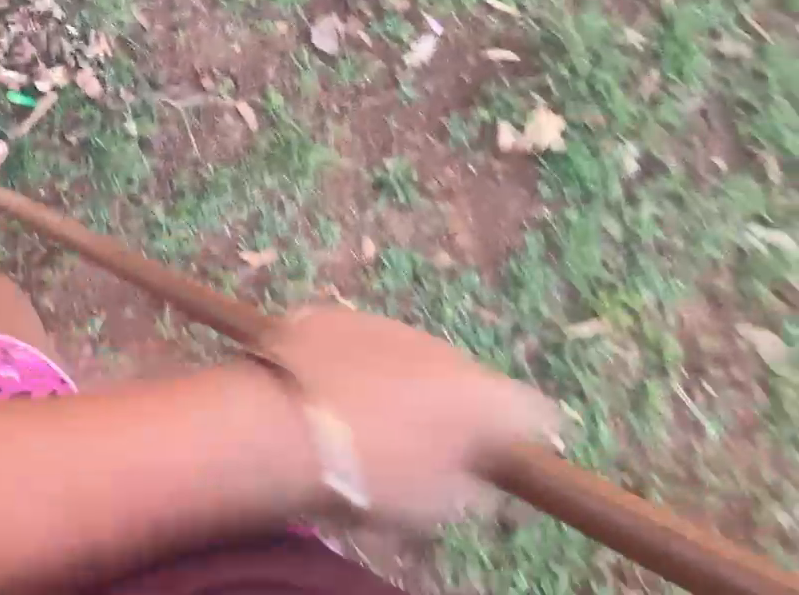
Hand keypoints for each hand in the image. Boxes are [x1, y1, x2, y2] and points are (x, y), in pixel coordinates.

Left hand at [260, 306, 561, 528]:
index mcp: (488, 397)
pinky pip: (354, 338)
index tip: (499, 455)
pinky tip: (327, 381)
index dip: (519, 436)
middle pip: (466, 376)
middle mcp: (443, 349)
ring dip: (400, 374)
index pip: (534, 413)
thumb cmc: (370, 475)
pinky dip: (350, 356)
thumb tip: (474, 471)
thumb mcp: (440, 502)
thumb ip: (474, 482)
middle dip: (453, 400)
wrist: (282, 422)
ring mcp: (382, 323)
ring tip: (367, 407)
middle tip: (424, 434)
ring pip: (408, 351)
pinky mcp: (328, 313)